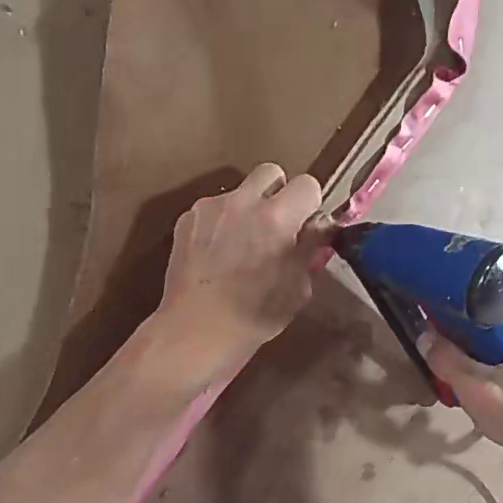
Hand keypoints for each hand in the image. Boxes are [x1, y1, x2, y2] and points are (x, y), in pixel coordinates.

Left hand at [157, 162, 331, 364]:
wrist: (196, 330)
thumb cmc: (254, 317)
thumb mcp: (297, 289)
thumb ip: (309, 252)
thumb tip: (316, 233)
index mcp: (277, 218)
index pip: (307, 184)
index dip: (309, 205)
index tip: (304, 227)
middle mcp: (243, 202)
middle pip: (270, 172)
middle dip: (277, 193)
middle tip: (275, 226)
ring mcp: (210, 208)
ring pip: (238, 192)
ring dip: (246, 209)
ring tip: (240, 245)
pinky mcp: (186, 220)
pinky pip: (212, 210)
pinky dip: (219, 224)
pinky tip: (215, 255)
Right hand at [420, 306, 502, 471]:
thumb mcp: (477, 388)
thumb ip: (446, 360)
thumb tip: (424, 337)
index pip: (490, 312)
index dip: (465, 333)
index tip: (452, 353)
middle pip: (500, 334)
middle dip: (481, 358)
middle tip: (470, 383)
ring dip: (494, 373)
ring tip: (488, 398)